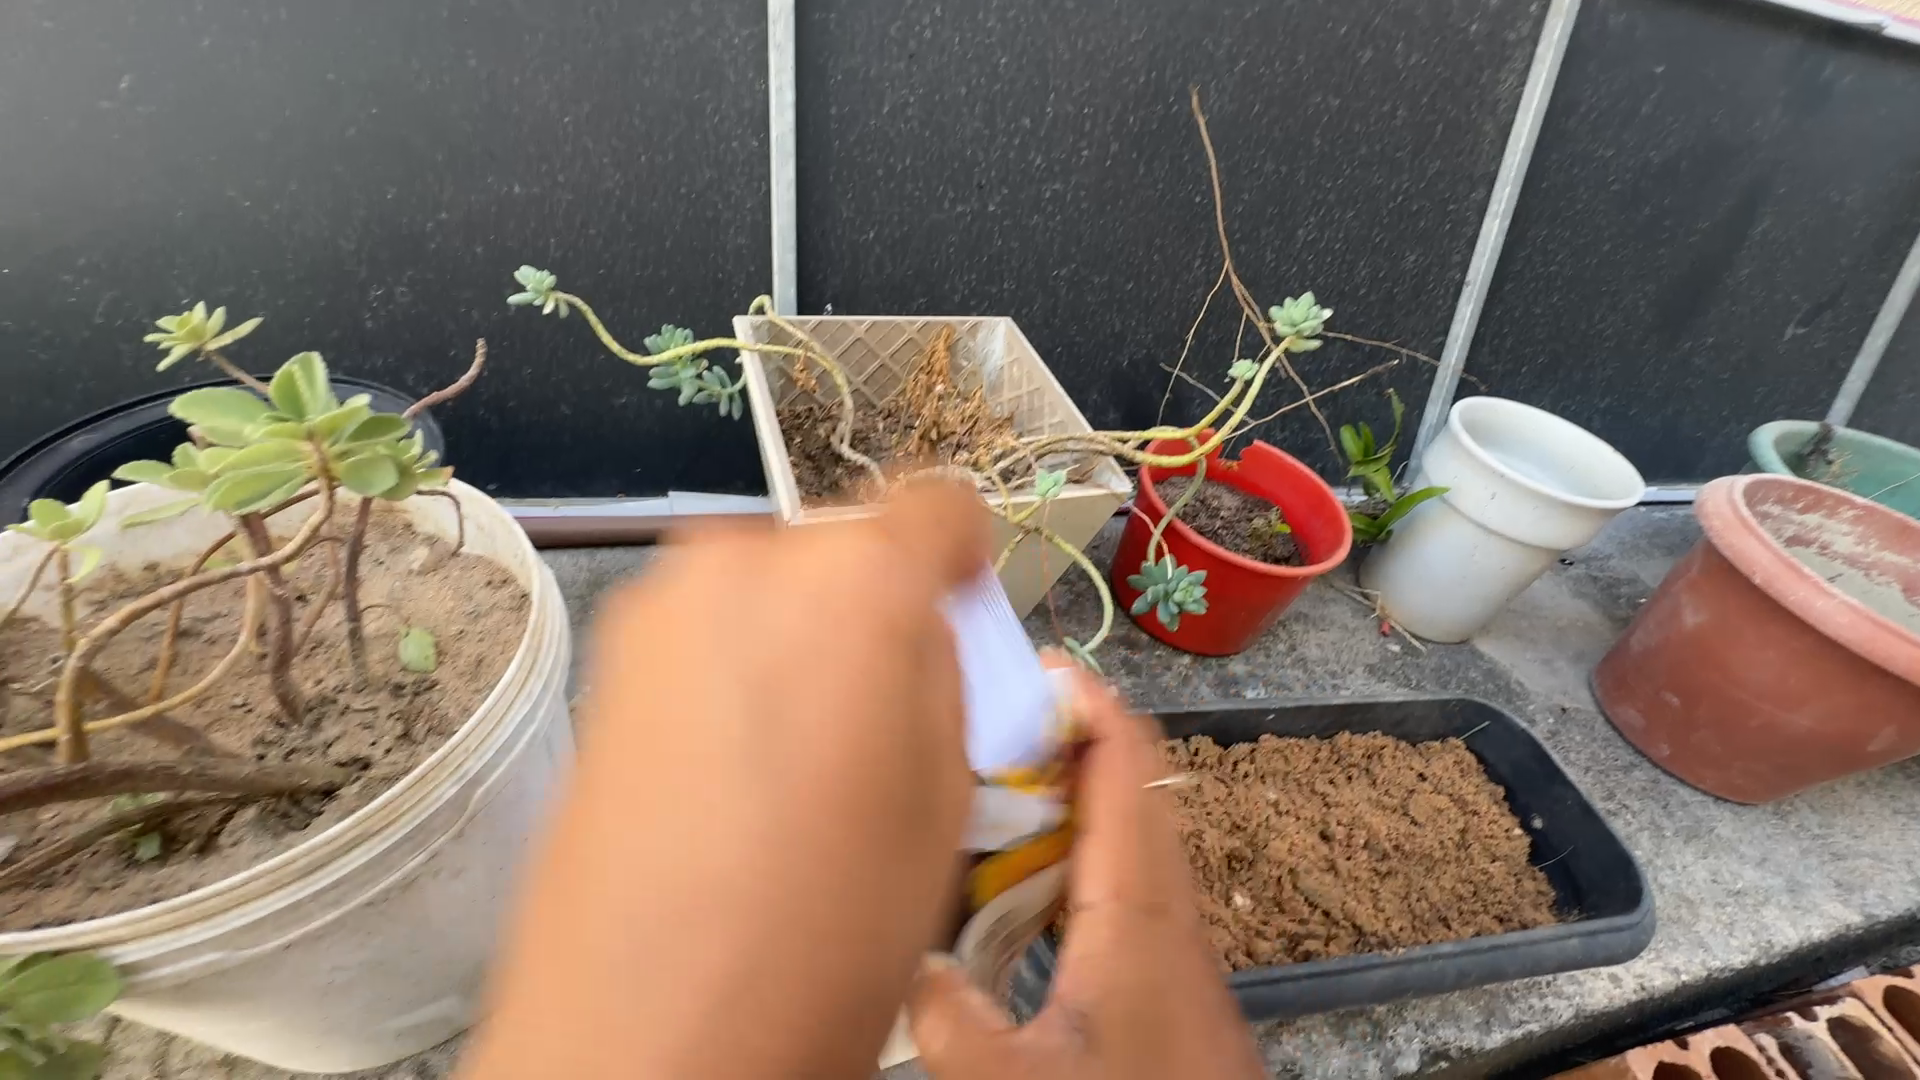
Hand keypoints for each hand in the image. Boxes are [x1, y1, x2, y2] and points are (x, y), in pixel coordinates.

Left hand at [462, 479, 988, 1079]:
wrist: (647, 1032)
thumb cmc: (832, 920)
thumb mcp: (946, 784)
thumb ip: (942, 668)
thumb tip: (922, 625)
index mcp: (861, 582)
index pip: (940, 503)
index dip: (963, 551)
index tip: (959, 600)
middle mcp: (753, 558)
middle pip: (851, 542)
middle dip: (879, 599)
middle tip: (878, 693)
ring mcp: (668, 597)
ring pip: (779, 577)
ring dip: (809, 626)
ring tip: (803, 733)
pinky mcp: (612, 647)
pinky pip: (715, 617)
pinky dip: (746, 653)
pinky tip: (740, 748)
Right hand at [907, 669, 1264, 1079]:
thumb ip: (960, 1031)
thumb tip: (910, 968)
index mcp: (1135, 898)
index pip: (1123, 764)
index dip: (1091, 703)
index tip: (1043, 667)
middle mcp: (1159, 887)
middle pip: (1131, 769)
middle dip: (1077, 723)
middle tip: (1006, 708)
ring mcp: (1165, 911)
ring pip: (1128, 806)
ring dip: (1078, 770)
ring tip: (1006, 763)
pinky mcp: (1159, 937)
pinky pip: (1121, 847)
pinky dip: (1081, 820)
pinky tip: (1029, 851)